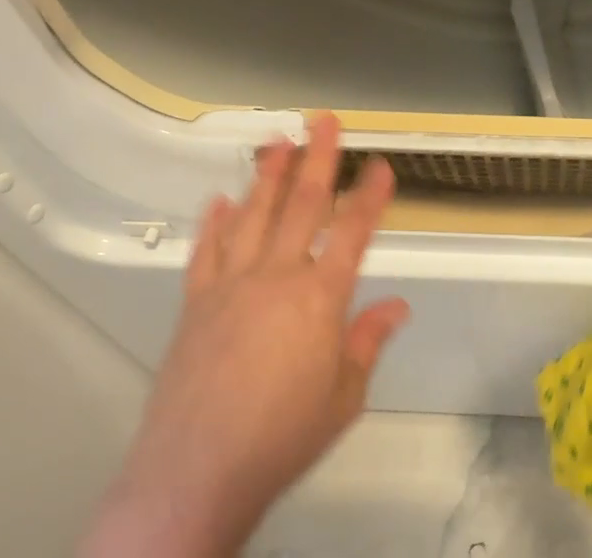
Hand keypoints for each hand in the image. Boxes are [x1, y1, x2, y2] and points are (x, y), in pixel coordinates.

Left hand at [79, 114, 409, 557]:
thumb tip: (397, 306)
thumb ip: (367, 343)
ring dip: (267, 176)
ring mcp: (229, 286)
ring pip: (252, 217)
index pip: (353, 233)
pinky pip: (206, 252)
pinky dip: (215, 223)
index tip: (381, 163)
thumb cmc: (283, 436)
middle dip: (317, 159)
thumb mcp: (344, 396)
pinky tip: (221, 200)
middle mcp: (275, 278)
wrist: (196, 471)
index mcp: (320, 298)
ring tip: (276, 142)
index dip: (370, 196)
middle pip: (301, 207)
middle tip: (323, 120)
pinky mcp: (194, 304)